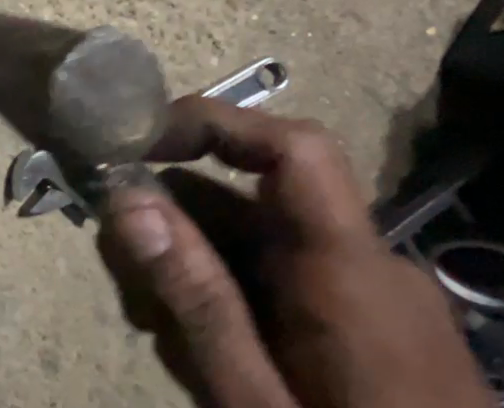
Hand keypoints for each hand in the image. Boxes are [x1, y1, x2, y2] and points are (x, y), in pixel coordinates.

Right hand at [96, 97, 494, 407]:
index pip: (295, 148)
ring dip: (196, 268)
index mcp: (352, 272)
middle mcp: (371, 265)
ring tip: (166, 338)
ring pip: (258, 243)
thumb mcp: (256, 398)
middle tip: (125, 281)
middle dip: (173, 225)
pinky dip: (233, 294)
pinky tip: (211, 351)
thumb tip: (124, 196)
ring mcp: (378, 296)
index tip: (136, 142)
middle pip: (247, 203)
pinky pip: (287, 277)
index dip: (214, 122)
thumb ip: (195, 298)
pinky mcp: (377, 324)